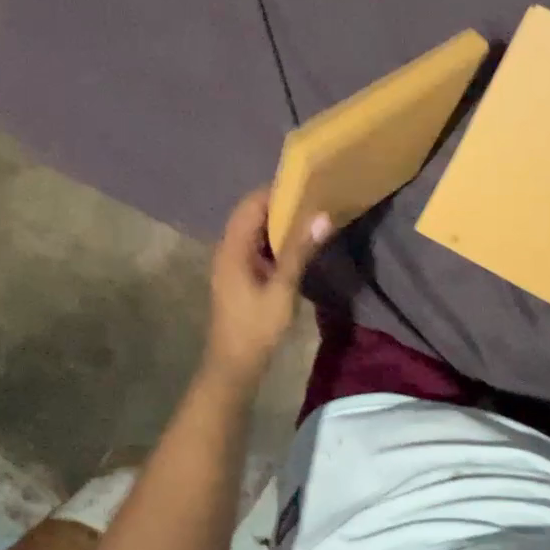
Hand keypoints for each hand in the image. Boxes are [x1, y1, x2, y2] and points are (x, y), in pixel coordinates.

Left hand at [203, 189, 331, 383]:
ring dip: (278, 223)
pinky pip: (255, 246)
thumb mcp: (282, 288)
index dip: (277, 191)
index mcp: (233, 247)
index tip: (308, 184)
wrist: (233, 365)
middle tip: (314, 199)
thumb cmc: (256, 327)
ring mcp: (231, 262)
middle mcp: (227, 248)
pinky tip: (297, 245)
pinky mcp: (238, 275)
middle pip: (251, 213)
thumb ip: (300, 250)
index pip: (252, 203)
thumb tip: (322, 215)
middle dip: (280, 204)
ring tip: (311, 217)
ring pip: (253, 230)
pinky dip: (274, 240)